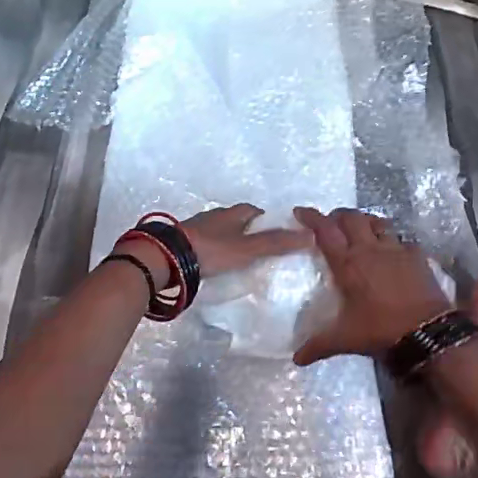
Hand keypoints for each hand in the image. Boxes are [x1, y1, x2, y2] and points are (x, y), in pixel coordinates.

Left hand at [174, 203, 310, 277]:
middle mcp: (214, 216)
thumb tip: (311, 235)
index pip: (255, 211)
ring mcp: (195, 228)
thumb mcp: (249, 249)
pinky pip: (203, 244)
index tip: (276, 236)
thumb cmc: (212, 250)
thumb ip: (277, 244)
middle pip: (236, 221)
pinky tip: (214, 265)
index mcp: (232, 213)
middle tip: (258, 251)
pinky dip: (212, 252)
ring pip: (219, 232)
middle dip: (247, 232)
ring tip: (238, 260)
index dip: (267, 222)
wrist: (166, 258)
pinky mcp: (181, 243)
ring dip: (228, 242)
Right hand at [292, 207, 452, 366]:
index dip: (311, 217)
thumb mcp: (345, 339)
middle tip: (330, 222)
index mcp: (348, 264)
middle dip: (338, 215)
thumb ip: (318, 345)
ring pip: (378, 222)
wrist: (427, 332)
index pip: (325, 231)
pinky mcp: (417, 257)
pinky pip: (401, 239)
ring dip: (365, 221)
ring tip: (359, 229)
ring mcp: (396, 250)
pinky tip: (391, 250)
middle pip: (352, 218)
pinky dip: (392, 240)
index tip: (300, 212)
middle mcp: (370, 250)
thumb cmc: (380, 330)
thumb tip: (297, 359)